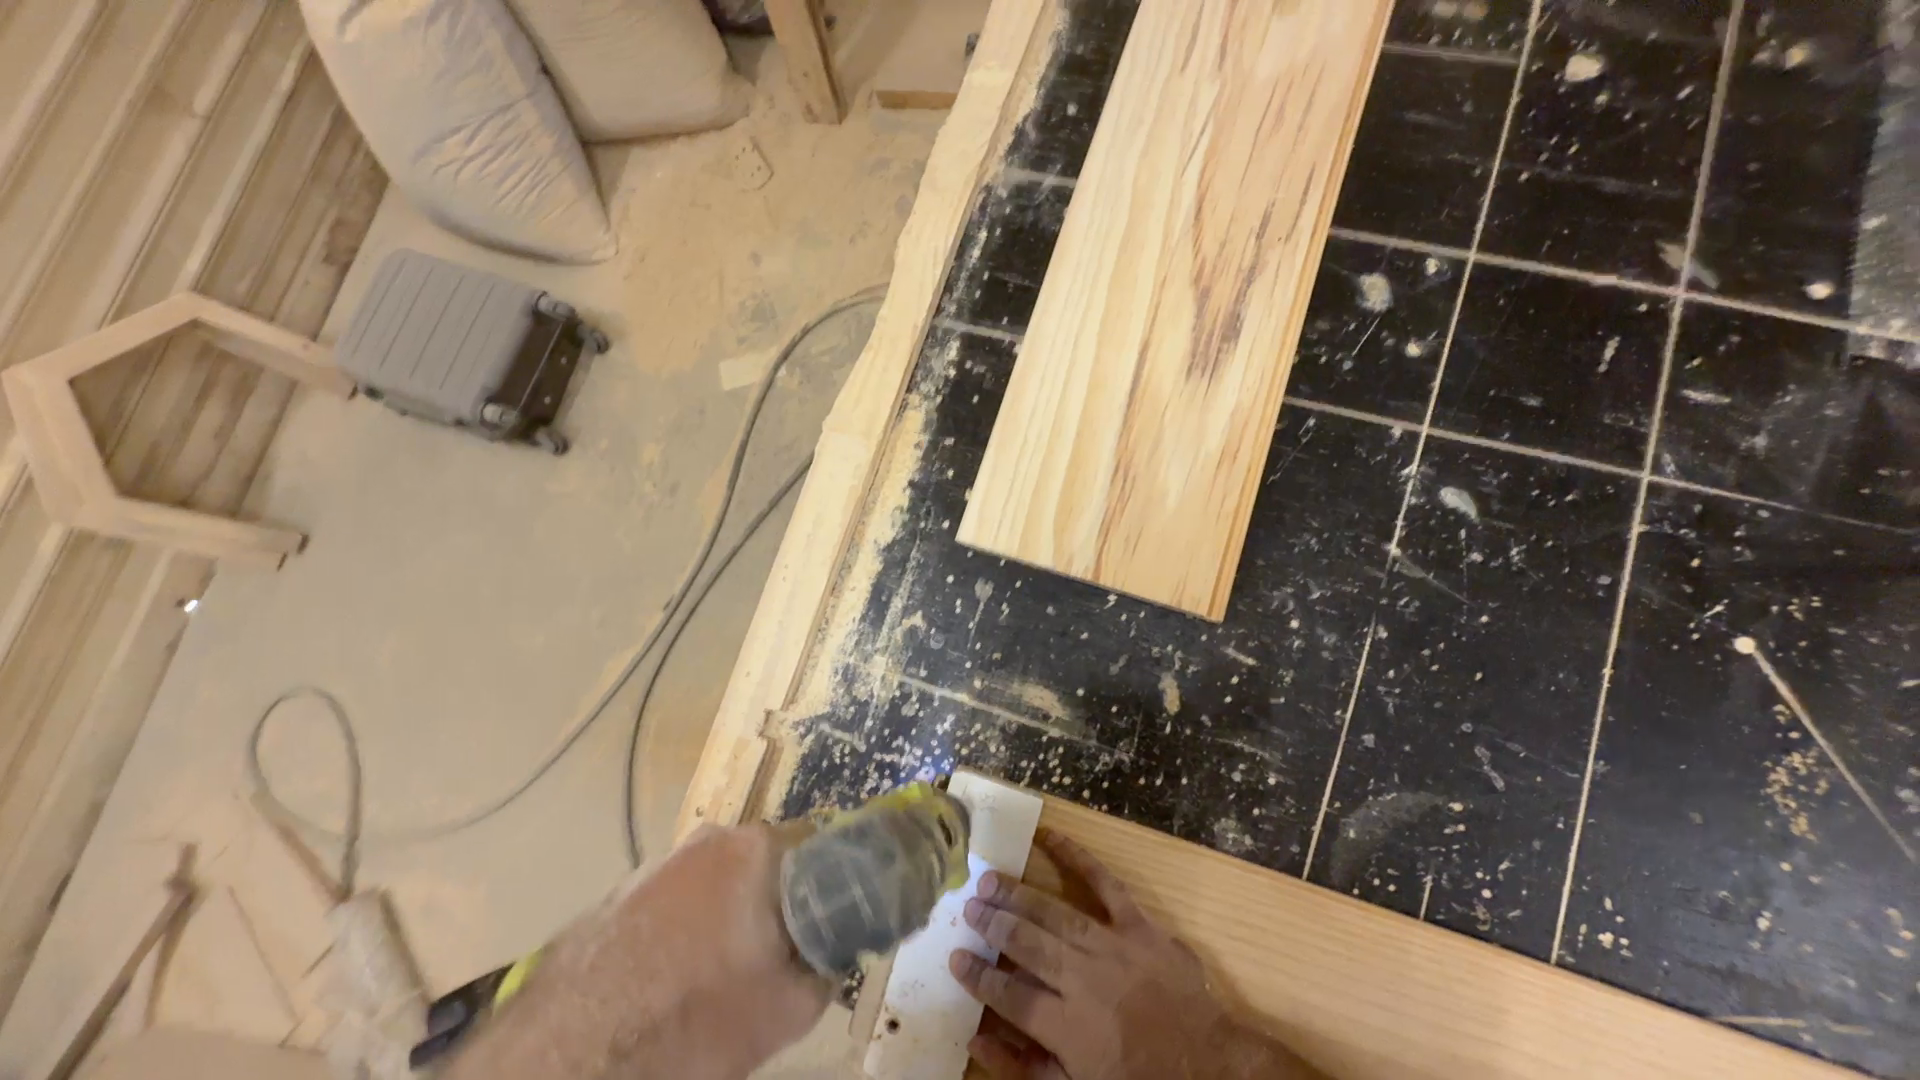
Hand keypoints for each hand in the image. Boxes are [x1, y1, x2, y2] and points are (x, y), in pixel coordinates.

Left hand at [600, 822, 832, 1076]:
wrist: (573, 1055)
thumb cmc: (696, 1017)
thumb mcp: (791, 1008)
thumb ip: (825, 969)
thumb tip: (829, 955)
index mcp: (754, 848)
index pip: (818, 847)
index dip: (833, 887)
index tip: (834, 925)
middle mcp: (707, 839)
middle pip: (765, 865)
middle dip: (779, 903)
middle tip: (782, 956)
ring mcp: (657, 862)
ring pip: (718, 883)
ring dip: (731, 915)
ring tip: (726, 972)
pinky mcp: (619, 893)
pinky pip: (676, 901)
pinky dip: (687, 928)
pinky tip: (678, 977)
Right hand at [947, 829, 1320, 1079]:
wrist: (1207, 1064)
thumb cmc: (1136, 1078)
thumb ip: (1022, 1066)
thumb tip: (975, 1038)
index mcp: (1064, 1025)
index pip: (1007, 994)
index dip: (977, 975)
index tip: (955, 956)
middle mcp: (1082, 979)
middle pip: (1025, 944)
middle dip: (991, 924)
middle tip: (966, 905)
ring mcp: (1111, 946)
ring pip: (1053, 913)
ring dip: (1018, 895)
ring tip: (988, 879)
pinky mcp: (1138, 925)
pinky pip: (1104, 883)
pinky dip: (1076, 856)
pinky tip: (1048, 836)